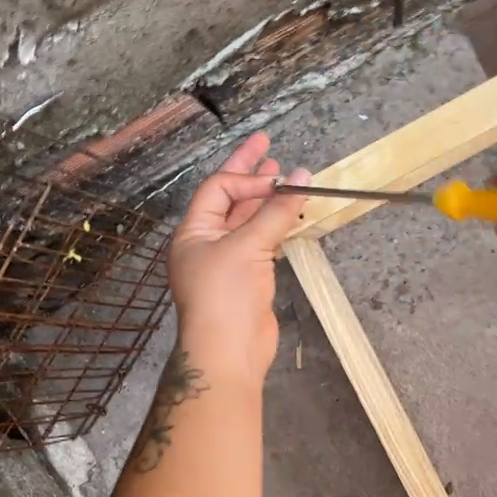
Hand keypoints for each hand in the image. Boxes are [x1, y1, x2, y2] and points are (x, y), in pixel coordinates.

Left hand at [168, 134, 309, 380]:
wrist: (230, 350)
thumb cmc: (226, 294)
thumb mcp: (248, 247)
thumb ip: (276, 212)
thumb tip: (303, 178)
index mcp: (194, 231)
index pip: (219, 189)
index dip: (246, 177)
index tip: (276, 176)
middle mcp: (207, 243)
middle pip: (230, 199)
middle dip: (250, 174)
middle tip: (268, 145)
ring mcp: (228, 262)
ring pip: (248, 222)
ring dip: (267, 201)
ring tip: (287, 178)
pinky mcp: (248, 280)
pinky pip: (262, 243)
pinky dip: (276, 227)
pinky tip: (291, 215)